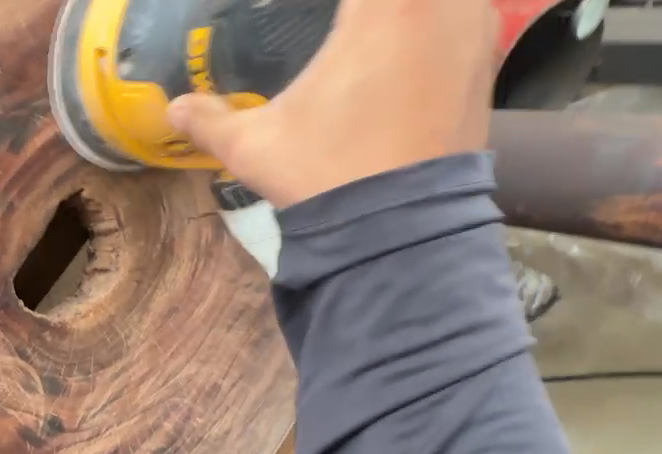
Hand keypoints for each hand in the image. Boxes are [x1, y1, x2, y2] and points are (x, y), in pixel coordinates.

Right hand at [165, 0, 498, 208]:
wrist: (395, 223)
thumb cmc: (322, 172)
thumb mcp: (251, 146)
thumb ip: (210, 120)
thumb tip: (174, 108)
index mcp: (383, 6)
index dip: (337, 7)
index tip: (299, 15)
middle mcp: (439, 0)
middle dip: (365, 8)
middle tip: (338, 24)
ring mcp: (473, 22)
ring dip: (397, 12)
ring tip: (366, 31)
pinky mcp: (487, 52)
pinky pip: (460, 10)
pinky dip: (431, 18)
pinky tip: (400, 48)